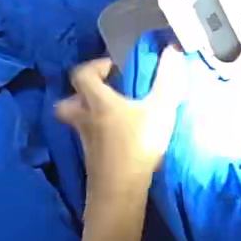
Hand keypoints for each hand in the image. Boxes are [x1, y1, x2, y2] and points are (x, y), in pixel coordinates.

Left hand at [55, 55, 181, 202]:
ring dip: (92, 115)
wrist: (120, 191)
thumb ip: (167, 79)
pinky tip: (121, 138)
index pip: (82, 75)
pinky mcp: (92, 159)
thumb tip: (173, 49)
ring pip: (78, 122)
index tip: (115, 67)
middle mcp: (85, 119)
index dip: (95, 66)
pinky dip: (101, 135)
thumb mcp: (160, 109)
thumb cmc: (138, 145)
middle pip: (67, 102)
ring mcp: (85, 142)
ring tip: (116, 115)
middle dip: (81, 94)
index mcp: (98, 102)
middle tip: (105, 92)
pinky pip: (90, 139)